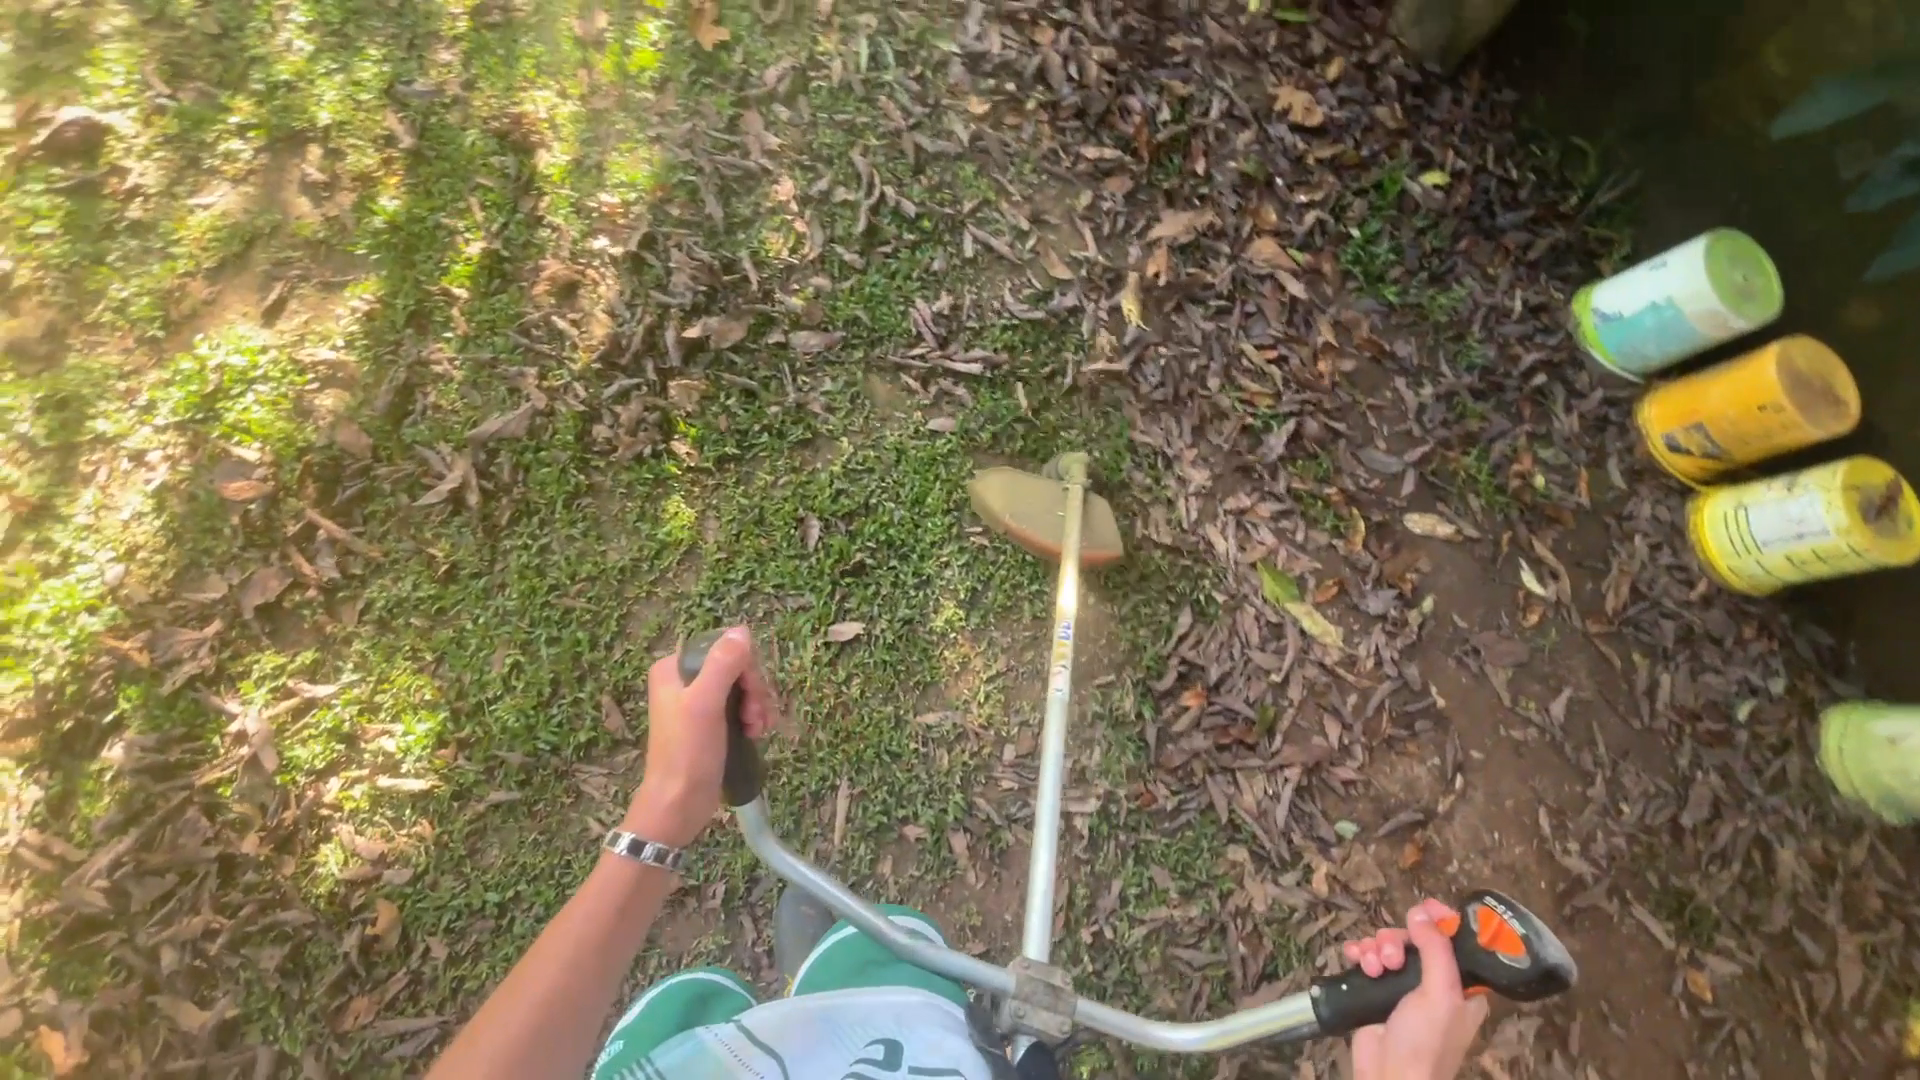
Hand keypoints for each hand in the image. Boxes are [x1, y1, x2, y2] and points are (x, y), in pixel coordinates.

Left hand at [624, 626, 779, 847]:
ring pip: (741, 687)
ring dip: (756, 705)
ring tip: (757, 729)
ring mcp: (697, 703)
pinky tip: (756, 733)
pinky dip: (753, 717)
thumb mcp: (705, 703)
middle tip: (755, 716)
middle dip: (752, 690)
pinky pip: (740, 706)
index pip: (721, 647)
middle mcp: (683, 680)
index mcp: (673, 668)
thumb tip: (742, 630)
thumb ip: (723, 664)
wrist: (679, 804)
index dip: (744, 665)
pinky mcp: (709, 724)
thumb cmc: (687, 752)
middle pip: (735, 667)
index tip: (750, 691)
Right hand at [1344, 899, 1489, 1079]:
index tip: (1423, 908)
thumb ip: (1436, 951)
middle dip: (1397, 940)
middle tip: (1390, 957)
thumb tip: (1422, 912)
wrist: (1389, 1077)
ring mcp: (1404, 988)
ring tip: (1371, 966)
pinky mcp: (1377, 991)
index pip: (1456, 943)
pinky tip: (1356, 960)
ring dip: (1375, 948)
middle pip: (1415, 940)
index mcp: (1462, 987)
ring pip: (1388, 946)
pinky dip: (1360, 953)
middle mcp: (1434, 984)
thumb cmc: (1425, 1041)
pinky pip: (1367, 957)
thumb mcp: (1440, 996)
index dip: (1442, 922)